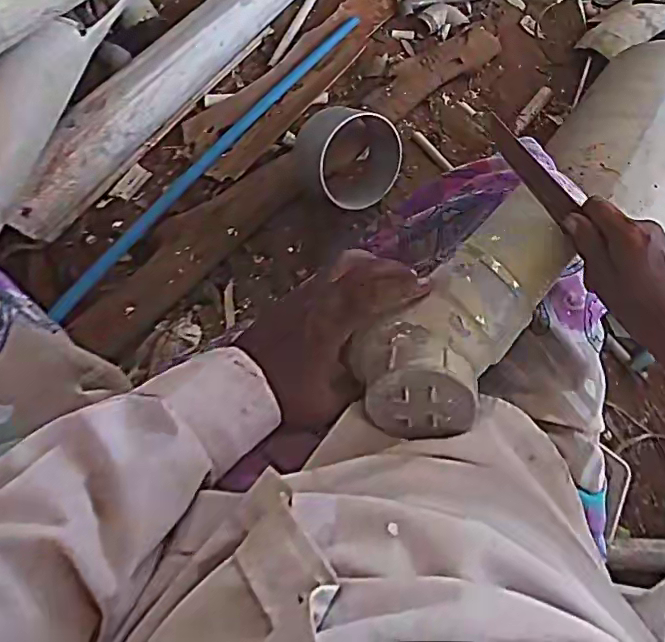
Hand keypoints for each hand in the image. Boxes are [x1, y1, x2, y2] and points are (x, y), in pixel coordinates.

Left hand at [234, 250, 429, 429]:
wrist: (238, 385)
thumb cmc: (285, 396)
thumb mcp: (329, 402)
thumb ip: (360, 385)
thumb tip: (387, 376)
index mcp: (330, 322)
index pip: (370, 293)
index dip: (400, 287)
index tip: (426, 287)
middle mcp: (319, 297)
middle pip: (360, 267)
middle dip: (392, 269)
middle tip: (415, 279)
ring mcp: (306, 292)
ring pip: (344, 263)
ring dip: (372, 265)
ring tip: (391, 277)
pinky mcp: (297, 294)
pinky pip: (332, 271)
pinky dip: (354, 271)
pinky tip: (362, 287)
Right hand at [561, 197, 664, 372]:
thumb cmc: (648, 313)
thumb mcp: (604, 280)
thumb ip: (587, 244)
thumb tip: (574, 220)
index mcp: (628, 232)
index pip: (595, 204)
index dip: (581, 220)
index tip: (578, 239)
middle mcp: (648, 229)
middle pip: (612, 222)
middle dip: (599, 242)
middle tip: (597, 274)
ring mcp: (664, 241)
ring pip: (627, 237)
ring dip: (617, 255)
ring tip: (618, 289)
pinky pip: (644, 249)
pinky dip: (635, 263)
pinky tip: (637, 292)